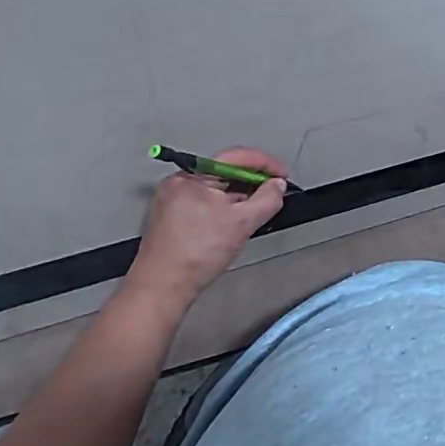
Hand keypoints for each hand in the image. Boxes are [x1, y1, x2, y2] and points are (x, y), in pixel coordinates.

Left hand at [125, 147, 286, 305]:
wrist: (162, 288)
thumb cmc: (196, 254)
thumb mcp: (242, 223)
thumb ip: (267, 199)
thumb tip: (277, 185)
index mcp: (193, 175)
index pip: (236, 157)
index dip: (265, 165)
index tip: (282, 176)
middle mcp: (178, 182)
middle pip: (225, 173)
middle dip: (251, 183)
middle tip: (271, 196)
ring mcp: (171, 200)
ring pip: (214, 190)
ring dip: (237, 198)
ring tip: (250, 216)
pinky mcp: (169, 218)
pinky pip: (202, 203)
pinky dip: (221, 209)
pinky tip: (229, 227)